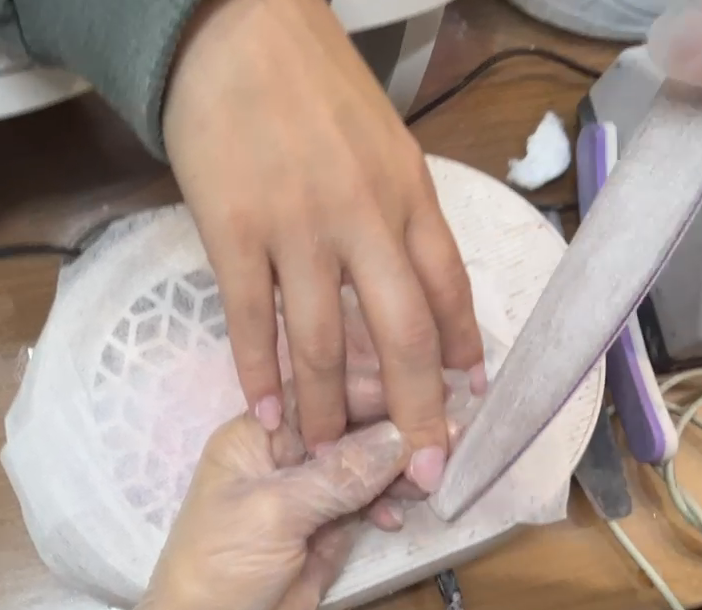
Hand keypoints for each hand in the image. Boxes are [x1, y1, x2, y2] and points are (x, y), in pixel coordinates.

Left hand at [64, 417, 407, 609]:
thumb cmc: (224, 564)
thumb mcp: (276, 511)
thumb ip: (339, 474)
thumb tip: (401, 436)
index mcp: (257, 435)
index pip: (321, 394)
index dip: (372, 393)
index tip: (424, 395)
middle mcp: (284, 455)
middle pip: (349, 427)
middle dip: (394, 433)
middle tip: (445, 440)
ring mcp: (308, 494)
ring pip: (365, 466)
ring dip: (397, 470)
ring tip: (428, 481)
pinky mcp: (326, 530)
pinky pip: (366, 504)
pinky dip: (387, 504)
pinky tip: (398, 514)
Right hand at [162, 0, 481, 493]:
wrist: (234, 28)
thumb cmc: (313, 87)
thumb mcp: (384, 144)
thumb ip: (403, 216)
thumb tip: (419, 286)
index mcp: (407, 192)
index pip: (447, 290)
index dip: (460, 355)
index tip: (468, 408)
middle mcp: (363, 218)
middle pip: (401, 333)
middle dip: (414, 413)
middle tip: (419, 473)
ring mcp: (297, 229)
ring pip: (323, 342)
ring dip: (327, 411)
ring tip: (325, 458)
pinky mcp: (233, 234)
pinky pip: (253, 321)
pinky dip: (259, 375)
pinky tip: (266, 415)